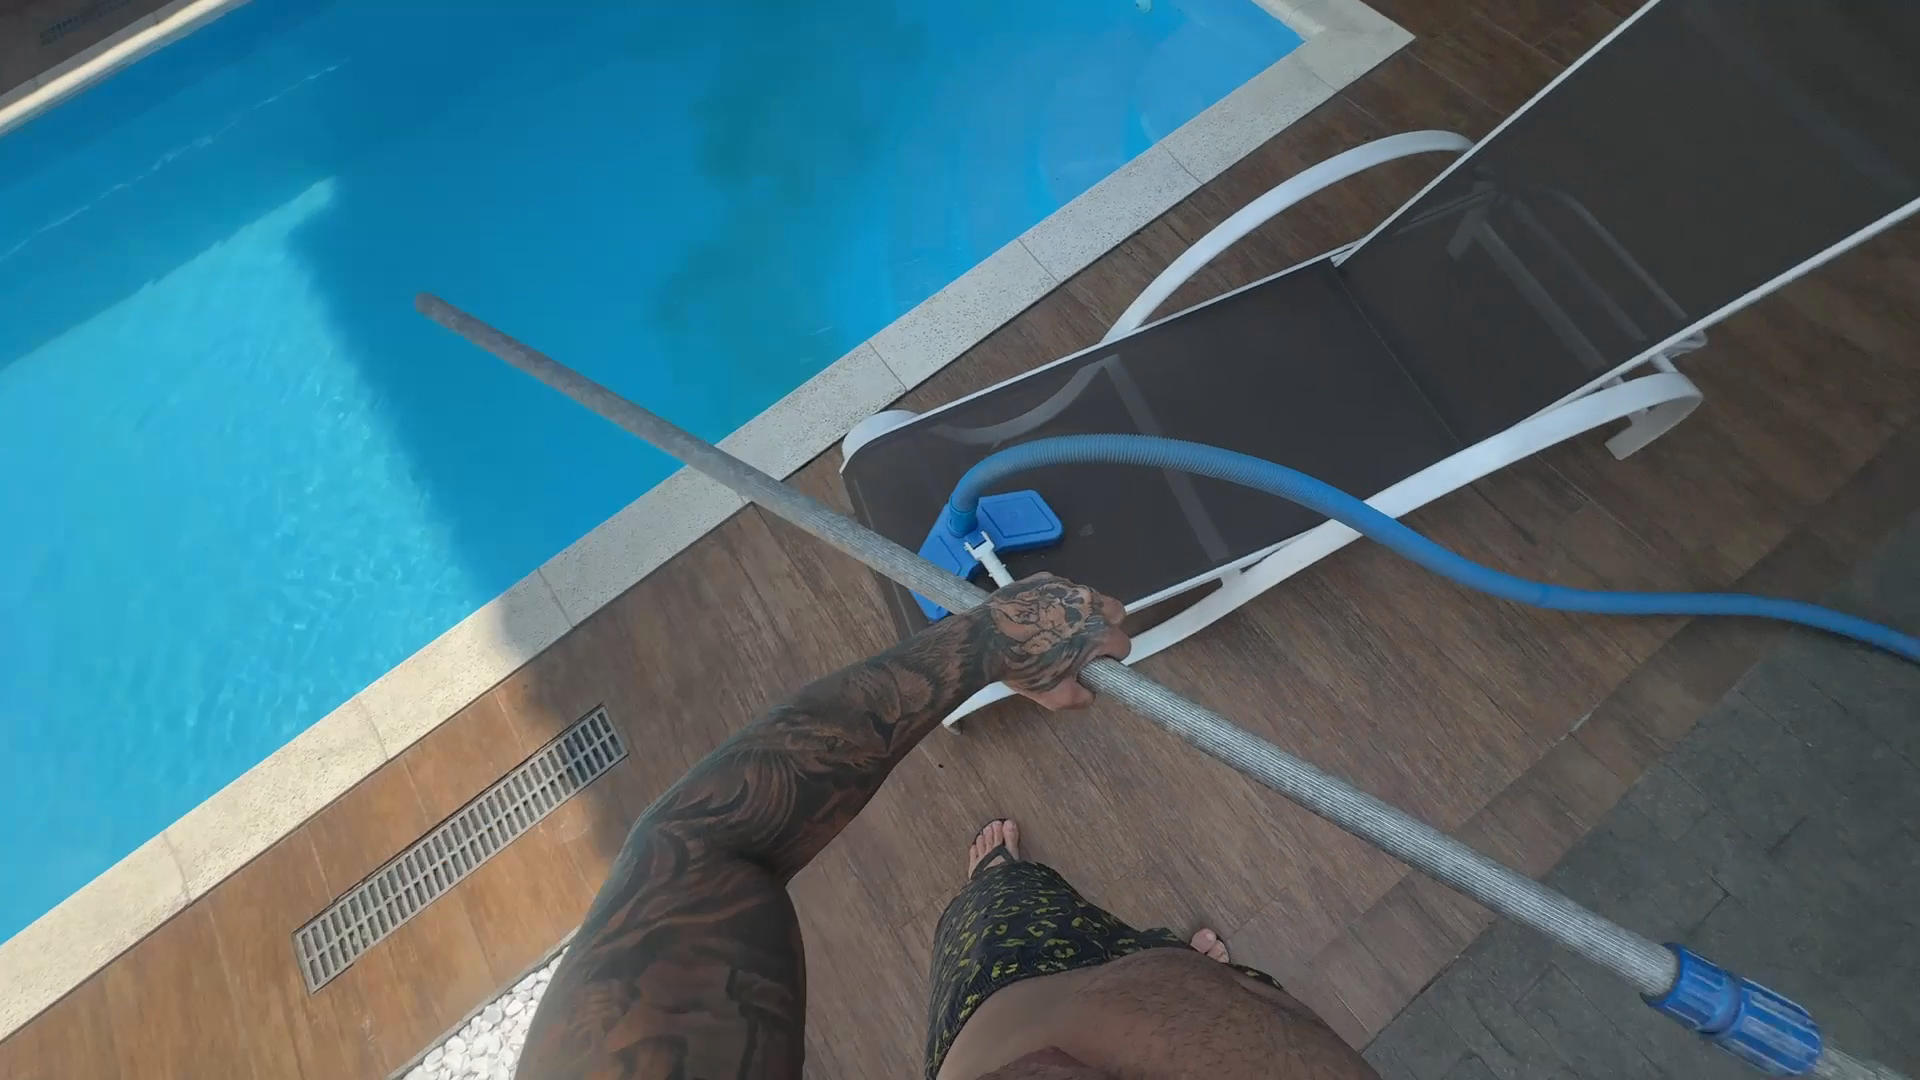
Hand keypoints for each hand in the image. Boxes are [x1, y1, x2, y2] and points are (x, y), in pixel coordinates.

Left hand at [974, 573, 1129, 709]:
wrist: (984, 640)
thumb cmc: (1018, 665)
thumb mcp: (1056, 696)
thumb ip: (1082, 697)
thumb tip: (1089, 693)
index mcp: (1097, 633)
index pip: (1123, 644)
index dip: (1111, 655)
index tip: (1100, 660)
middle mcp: (1087, 604)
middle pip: (1114, 612)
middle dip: (1105, 626)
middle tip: (1085, 641)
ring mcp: (1066, 587)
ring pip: (1088, 597)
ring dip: (1081, 611)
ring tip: (1058, 629)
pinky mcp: (1044, 578)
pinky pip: (1061, 588)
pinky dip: (1056, 600)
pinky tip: (1039, 616)